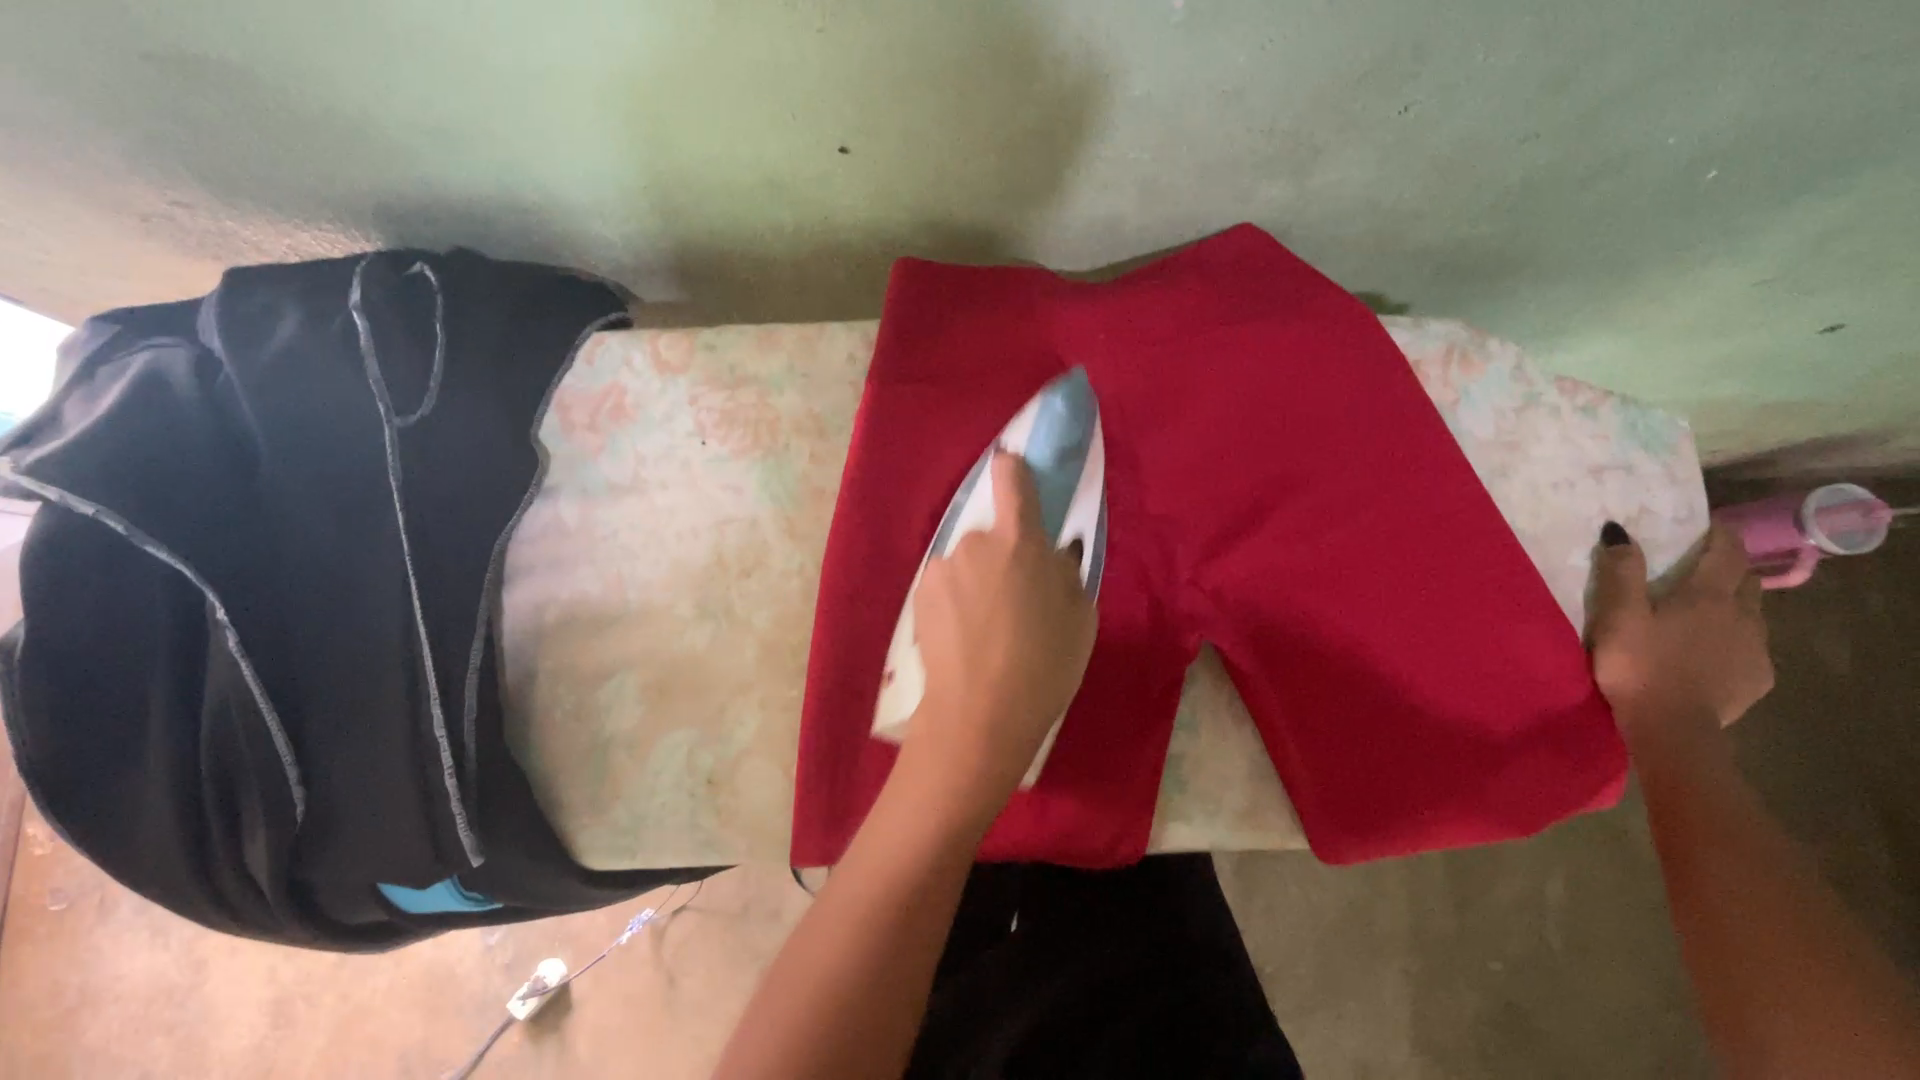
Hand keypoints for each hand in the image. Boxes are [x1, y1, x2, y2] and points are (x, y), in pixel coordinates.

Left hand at [901, 452, 1097, 820]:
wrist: (980, 712)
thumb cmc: (1044, 666)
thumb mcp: (1080, 617)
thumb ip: (1064, 572)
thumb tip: (1051, 555)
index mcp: (1022, 542)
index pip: (1013, 481)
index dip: (1013, 470)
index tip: (1011, 466)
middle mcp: (976, 543)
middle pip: (991, 535)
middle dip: (1002, 557)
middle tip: (1014, 602)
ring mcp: (943, 568)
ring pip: (966, 564)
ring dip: (976, 582)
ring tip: (987, 630)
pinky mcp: (920, 594)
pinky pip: (946, 586)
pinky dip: (955, 602)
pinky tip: (964, 638)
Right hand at [1589, 521, 1774, 746]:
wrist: (1672, 728)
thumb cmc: (1639, 666)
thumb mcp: (1618, 617)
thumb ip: (1621, 572)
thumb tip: (1619, 529)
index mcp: (1708, 596)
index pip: (1728, 552)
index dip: (1721, 534)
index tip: (1709, 525)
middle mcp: (1743, 615)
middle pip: (1747, 580)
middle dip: (1730, 568)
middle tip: (1704, 567)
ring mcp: (1756, 648)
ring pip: (1754, 613)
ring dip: (1736, 603)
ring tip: (1708, 610)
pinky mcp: (1759, 677)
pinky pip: (1754, 646)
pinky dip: (1737, 638)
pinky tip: (1715, 651)